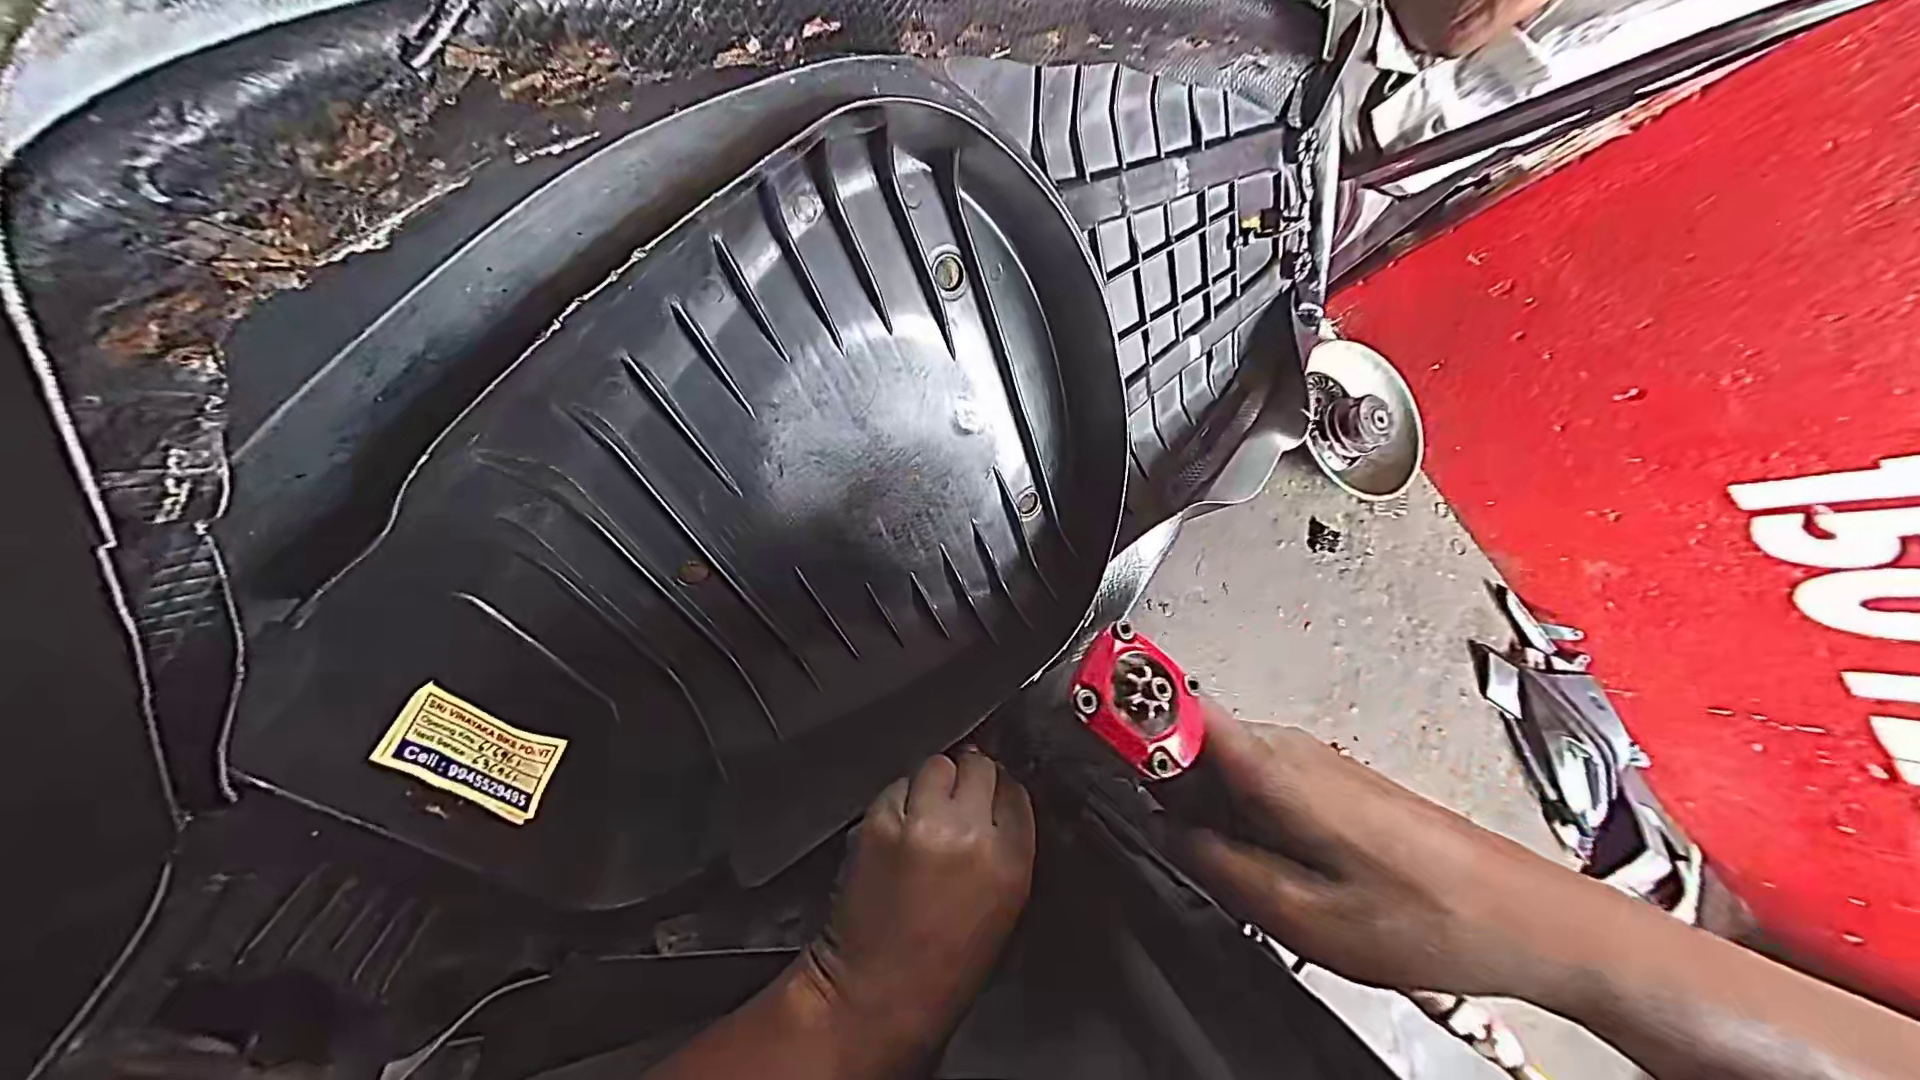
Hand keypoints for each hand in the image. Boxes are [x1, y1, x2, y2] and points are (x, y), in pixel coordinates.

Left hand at [802, 748, 1035, 1054]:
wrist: (876, 994)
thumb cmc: (946, 963)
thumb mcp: (1003, 904)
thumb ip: (1005, 843)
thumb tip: (995, 793)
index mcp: (1010, 860)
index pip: (1014, 790)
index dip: (999, 789)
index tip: (988, 796)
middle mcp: (969, 833)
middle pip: (977, 766)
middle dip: (967, 778)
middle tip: (953, 801)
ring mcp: (921, 822)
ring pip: (936, 765)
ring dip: (932, 783)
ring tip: (923, 814)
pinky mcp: (878, 819)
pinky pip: (898, 785)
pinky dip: (898, 799)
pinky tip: (896, 829)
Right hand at [1168, 702, 1625, 999]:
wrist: (1527, 916)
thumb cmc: (1432, 916)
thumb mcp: (1306, 916)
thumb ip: (1220, 867)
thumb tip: (1169, 836)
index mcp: (1276, 769)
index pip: (1182, 708)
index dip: (1130, 703)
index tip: (1093, 717)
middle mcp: (1287, 747)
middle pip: (1191, 736)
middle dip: (1163, 777)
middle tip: (1171, 833)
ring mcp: (1305, 756)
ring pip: (1219, 757)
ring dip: (1200, 797)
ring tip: (1229, 857)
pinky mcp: (1319, 772)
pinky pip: (1249, 772)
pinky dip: (1232, 804)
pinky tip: (1262, 853)